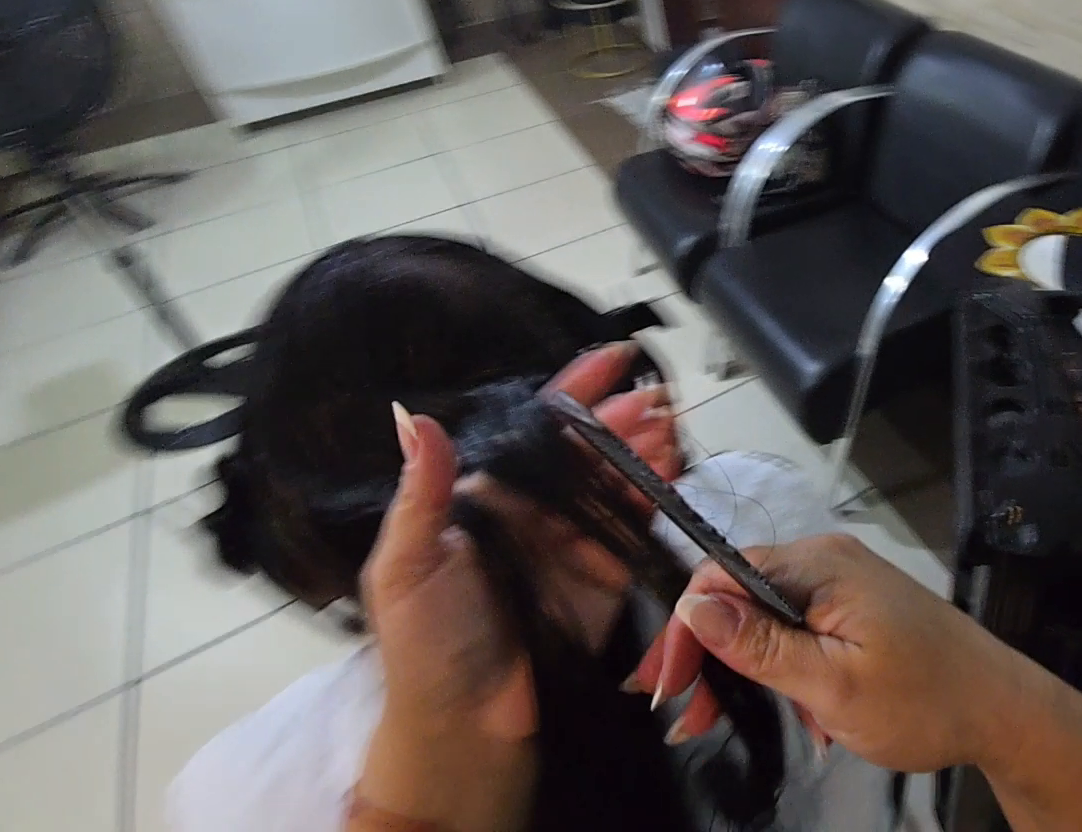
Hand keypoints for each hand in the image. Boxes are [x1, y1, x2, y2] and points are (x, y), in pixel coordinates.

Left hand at [353, 342, 675, 830]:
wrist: (469, 725)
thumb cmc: (428, 642)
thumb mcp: (408, 566)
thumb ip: (421, 494)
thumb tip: (412, 416)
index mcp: (495, 494)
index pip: (540, 427)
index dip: (578, 389)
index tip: (614, 357)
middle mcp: (541, 507)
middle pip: (591, 446)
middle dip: (625, 416)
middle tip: (657, 399)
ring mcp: (579, 536)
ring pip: (620, 476)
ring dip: (647, 448)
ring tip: (670, 429)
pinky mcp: (610, 568)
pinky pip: (639, 520)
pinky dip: (659, 493)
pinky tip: (673, 473)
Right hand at [629, 534, 1041, 773]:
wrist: (999, 705)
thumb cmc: (922, 699)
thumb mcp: (832, 683)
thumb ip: (760, 643)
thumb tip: (694, 604)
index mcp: (818, 564)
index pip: (724, 574)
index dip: (688, 626)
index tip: (667, 687)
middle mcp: (825, 558)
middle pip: (742, 594)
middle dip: (710, 653)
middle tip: (690, 719)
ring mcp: (843, 579)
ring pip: (768, 615)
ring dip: (747, 667)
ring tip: (731, 722)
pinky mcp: (855, 602)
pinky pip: (799, 625)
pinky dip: (784, 665)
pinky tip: (795, 708)